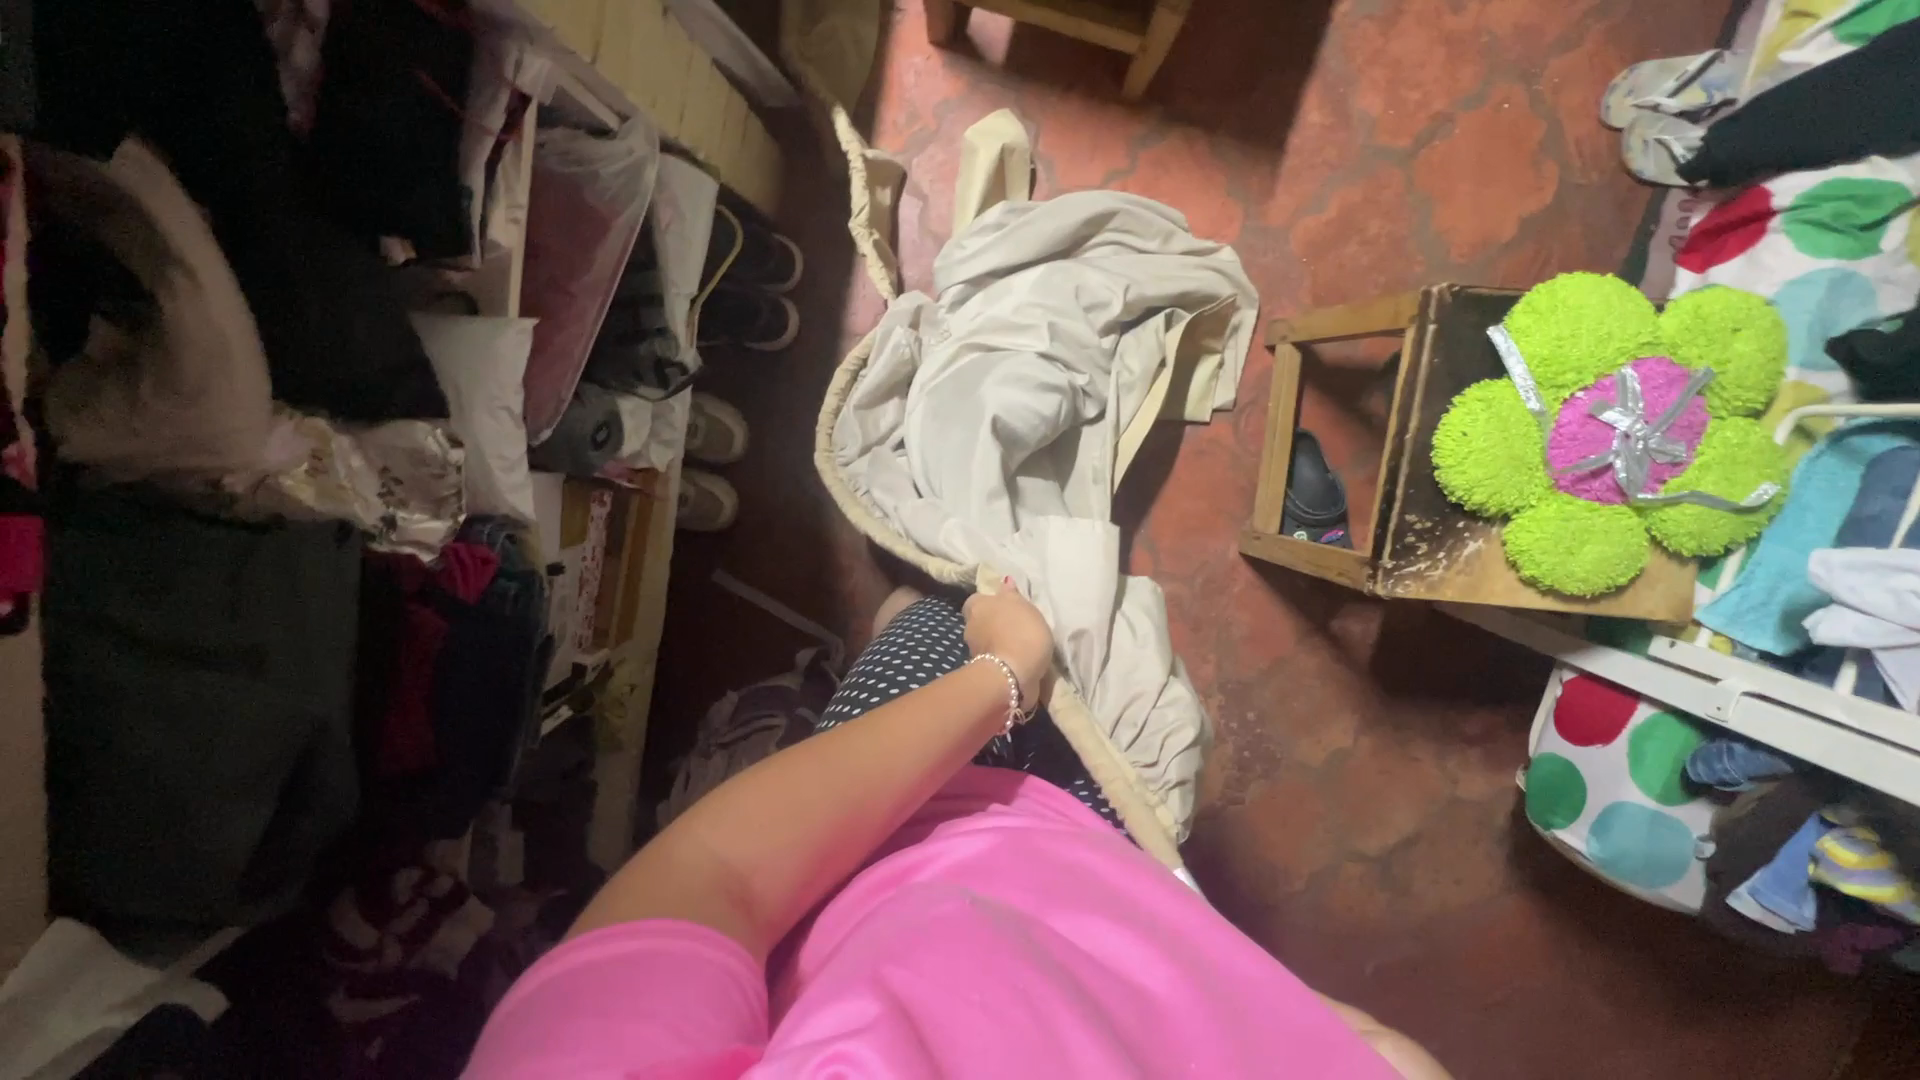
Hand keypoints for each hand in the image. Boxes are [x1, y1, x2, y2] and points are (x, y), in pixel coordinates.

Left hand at [963, 578, 1054, 708]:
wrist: (1013, 674)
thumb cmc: (1020, 631)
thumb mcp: (1021, 605)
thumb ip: (1011, 594)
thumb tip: (1004, 581)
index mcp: (975, 606)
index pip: (977, 600)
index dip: (990, 603)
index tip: (1005, 608)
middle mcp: (969, 627)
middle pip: (980, 622)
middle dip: (993, 625)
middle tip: (1015, 627)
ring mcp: (974, 652)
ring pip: (986, 642)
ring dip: (999, 644)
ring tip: (1020, 647)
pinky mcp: (984, 672)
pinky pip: (995, 661)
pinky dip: (1004, 661)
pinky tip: (1019, 662)